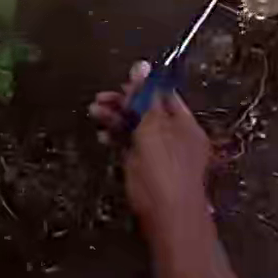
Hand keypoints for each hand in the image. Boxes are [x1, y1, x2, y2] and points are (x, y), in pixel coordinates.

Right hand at [90, 61, 217, 245]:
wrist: (164, 213)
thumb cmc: (164, 166)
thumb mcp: (153, 125)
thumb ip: (145, 96)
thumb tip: (142, 65)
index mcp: (184, 123)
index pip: (164, 95)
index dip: (143, 86)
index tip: (122, 81)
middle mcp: (172, 134)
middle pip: (146, 109)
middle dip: (123, 101)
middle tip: (101, 98)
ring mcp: (157, 150)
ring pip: (134, 125)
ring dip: (114, 116)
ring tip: (93, 111)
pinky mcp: (141, 164)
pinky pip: (127, 142)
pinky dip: (114, 135)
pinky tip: (102, 134)